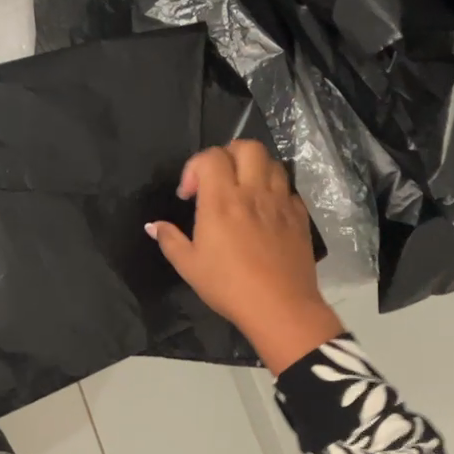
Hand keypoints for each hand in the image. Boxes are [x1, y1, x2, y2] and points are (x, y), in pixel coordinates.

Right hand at [146, 141, 343, 373]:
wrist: (280, 307)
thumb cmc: (228, 285)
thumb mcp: (188, 265)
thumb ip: (169, 239)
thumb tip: (153, 226)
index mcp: (221, 201)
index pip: (210, 157)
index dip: (194, 168)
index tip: (189, 195)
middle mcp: (253, 193)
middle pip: (247, 147)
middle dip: (228, 154)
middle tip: (217, 180)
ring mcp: (280, 202)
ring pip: (273, 163)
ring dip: (253, 168)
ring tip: (242, 191)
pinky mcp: (300, 216)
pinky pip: (288, 189)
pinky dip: (274, 190)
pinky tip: (263, 212)